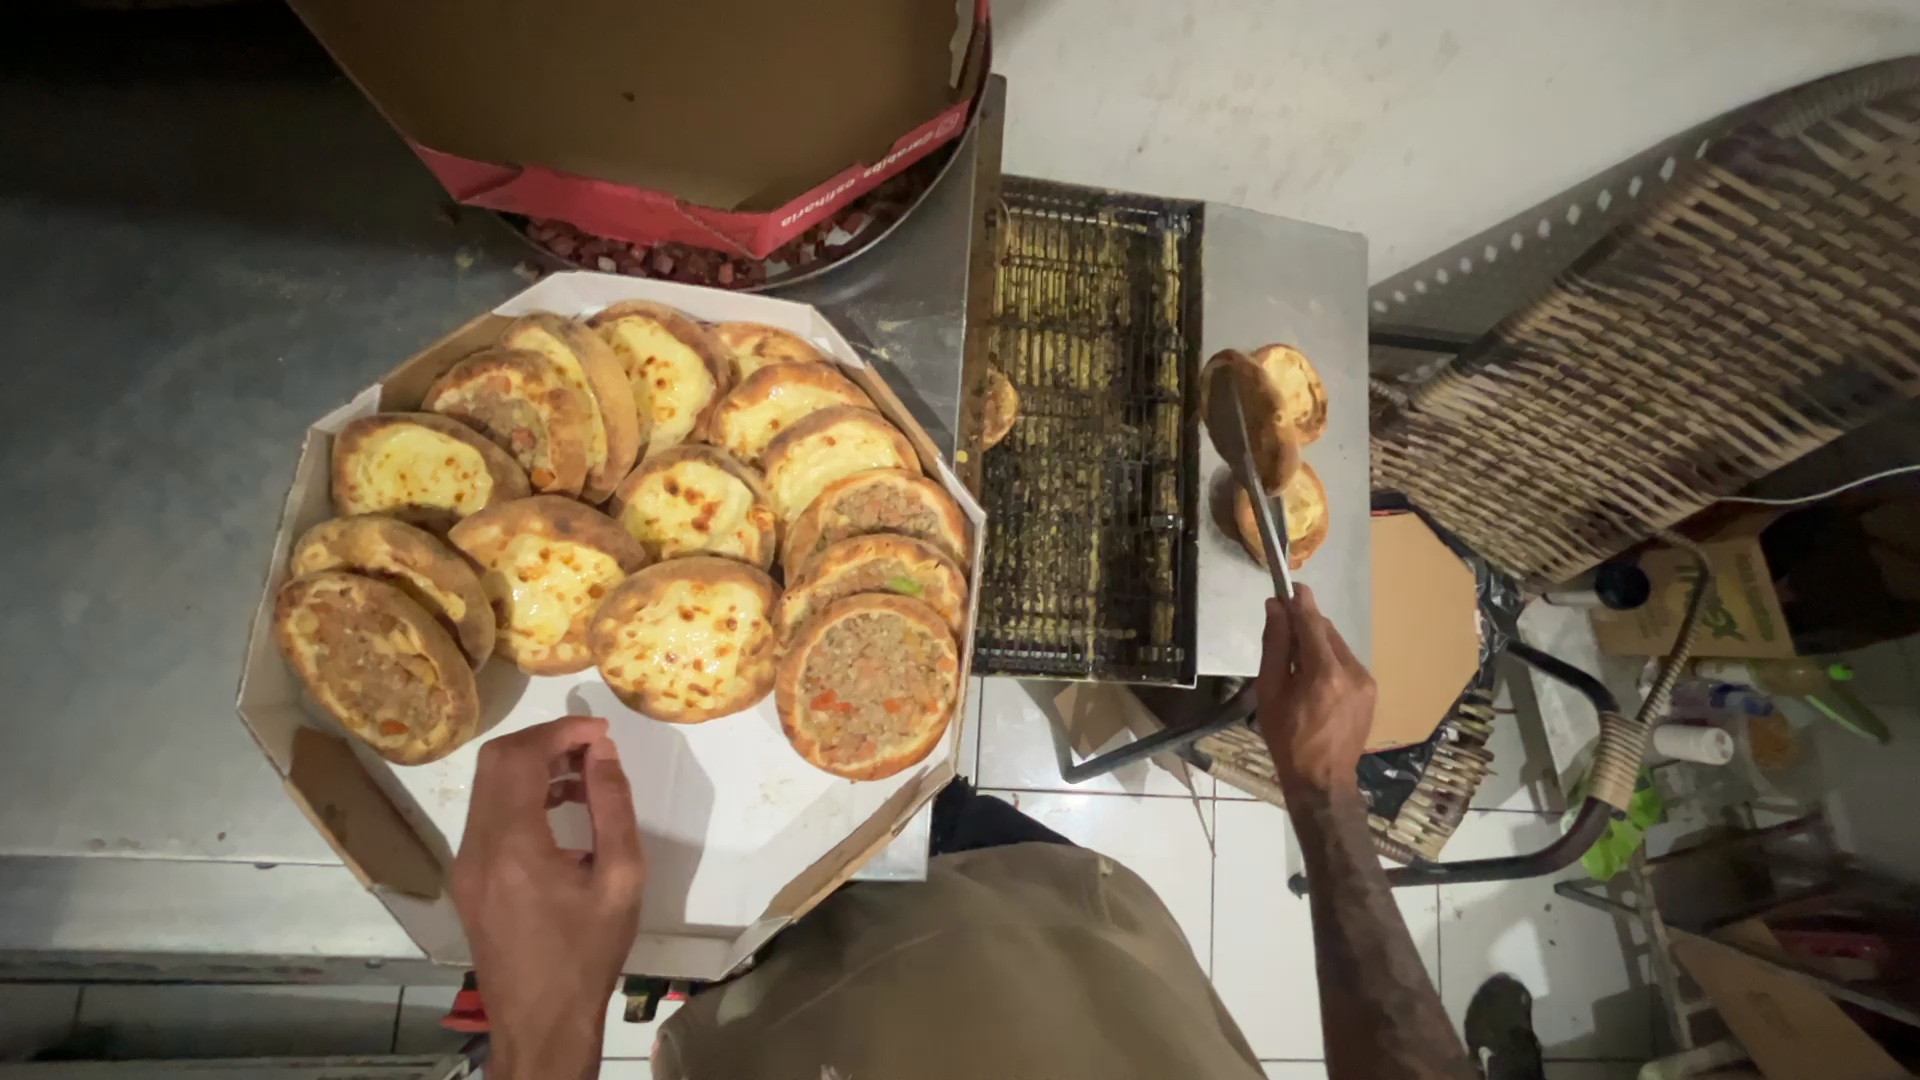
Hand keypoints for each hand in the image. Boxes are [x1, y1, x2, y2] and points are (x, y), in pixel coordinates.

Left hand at [451, 716, 644, 1079]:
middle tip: (594, 745)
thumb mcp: (621, 876)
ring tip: (587, 773)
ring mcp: (466, 865)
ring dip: (535, 764)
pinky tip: (564, 806)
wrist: (542, 1022)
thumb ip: (613, 805)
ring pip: (489, 785)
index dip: (562, 731)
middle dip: (546, 740)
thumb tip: (602, 752)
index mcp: (513, 846)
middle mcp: (476, 848)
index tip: (603, 731)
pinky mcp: (469, 879)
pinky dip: (523, 793)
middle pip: (495, 762)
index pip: (522, 758)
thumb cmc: (590, 950)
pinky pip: (490, 814)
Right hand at [1256, 585, 1375, 796]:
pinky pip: (1345, 662)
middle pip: (1325, 631)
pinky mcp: (1371, 691)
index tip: (1289, 585)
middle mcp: (1352, 671)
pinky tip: (1311, 676)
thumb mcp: (1269, 691)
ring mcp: (1367, 682)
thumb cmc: (1286, 738)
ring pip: (1336, 645)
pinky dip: (1326, 658)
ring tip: (1292, 659)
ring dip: (1315, 641)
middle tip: (1279, 627)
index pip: (1311, 622)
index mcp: (1324, 673)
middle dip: (1303, 623)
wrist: (1322, 780)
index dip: (1299, 601)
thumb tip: (1274, 609)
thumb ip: (1274, 646)